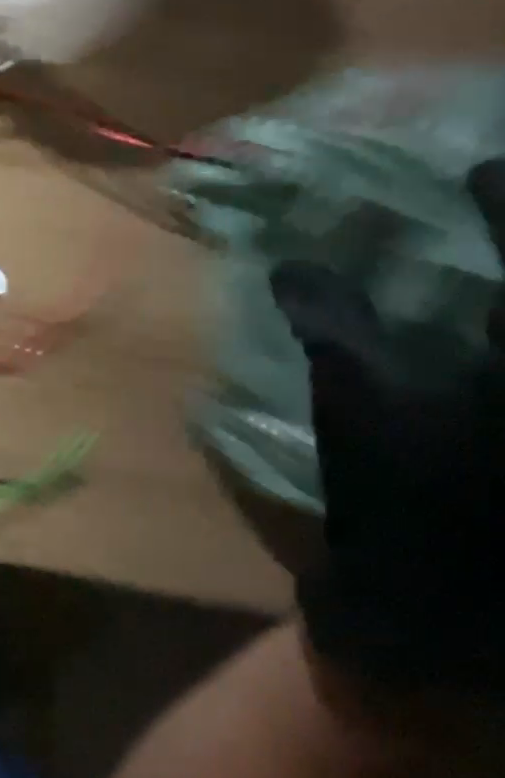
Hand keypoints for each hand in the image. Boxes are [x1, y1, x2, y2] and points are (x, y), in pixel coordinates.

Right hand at [270, 159, 504, 693]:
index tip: (479, 168)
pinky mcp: (497, 438)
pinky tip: (468, 330)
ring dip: (495, 289)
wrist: (451, 609)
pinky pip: (498, 366)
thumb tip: (293, 266)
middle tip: (488, 197)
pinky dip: (483, 333)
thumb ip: (333, 329)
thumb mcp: (356, 409)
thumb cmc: (404, 503)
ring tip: (480, 266)